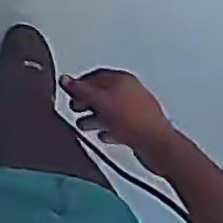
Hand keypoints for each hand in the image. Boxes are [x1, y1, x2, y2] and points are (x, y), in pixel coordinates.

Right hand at [61, 69, 178, 169]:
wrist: (158, 146)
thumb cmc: (134, 120)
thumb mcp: (98, 101)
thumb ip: (79, 90)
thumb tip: (65, 79)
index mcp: (123, 79)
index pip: (95, 75)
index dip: (79, 83)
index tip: (70, 90)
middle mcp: (132, 91)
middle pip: (103, 92)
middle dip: (87, 101)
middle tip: (76, 105)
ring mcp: (138, 109)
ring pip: (110, 110)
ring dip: (96, 116)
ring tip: (84, 124)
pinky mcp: (142, 127)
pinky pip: (120, 124)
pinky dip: (109, 127)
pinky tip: (104, 134)